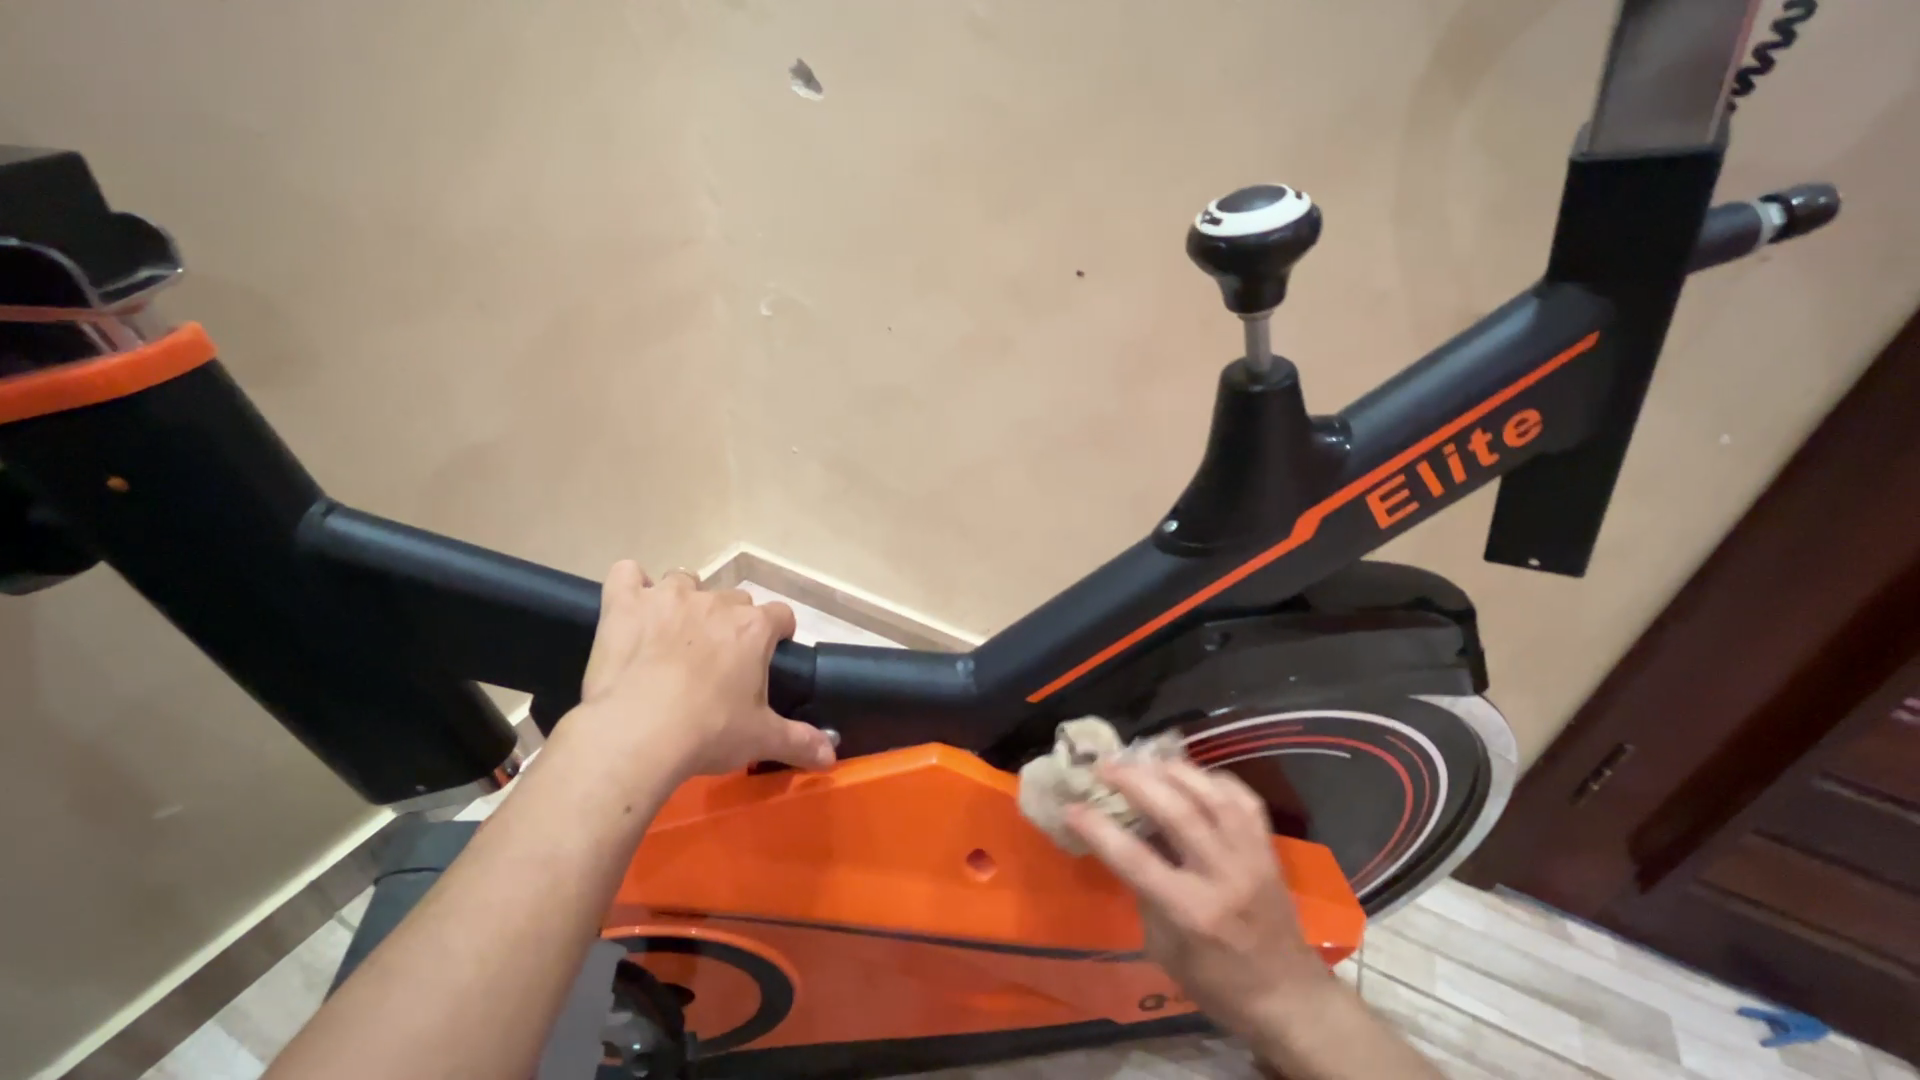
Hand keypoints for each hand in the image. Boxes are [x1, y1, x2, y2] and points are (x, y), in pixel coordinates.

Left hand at [564, 562, 835, 778]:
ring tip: (673, 636)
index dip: (777, 634)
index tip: (767, 658)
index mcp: (754, 629)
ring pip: (684, 581)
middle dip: (729, 623)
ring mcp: (667, 597)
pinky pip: (626, 574)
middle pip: (733, 600)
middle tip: (717, 661)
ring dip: (684, 601)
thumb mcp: (761, 739)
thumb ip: (800, 741)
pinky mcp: (624, 604)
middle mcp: (715, 602)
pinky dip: (629, 585)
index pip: (781, 615)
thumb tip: (831, 755)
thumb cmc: (708, 732)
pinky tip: (631, 608)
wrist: (637, 733)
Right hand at [1067, 761, 1330, 1039]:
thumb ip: (1145, 894)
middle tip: (1104, 766)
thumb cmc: (1216, 984)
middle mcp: (1222, 876)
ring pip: (1212, 794)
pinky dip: (1214, 779)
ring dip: (1173, 770)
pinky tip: (1192, 775)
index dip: (1098, 828)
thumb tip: (1124, 845)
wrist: (1289, 998)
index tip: (1071, 807)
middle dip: (1134, 781)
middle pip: (1176, 811)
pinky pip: (1243, 799)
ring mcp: (1251, 857)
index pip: (1135, 858)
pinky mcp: (1268, 849)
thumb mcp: (1164, 950)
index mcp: (1190, 912)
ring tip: (1143, 759)